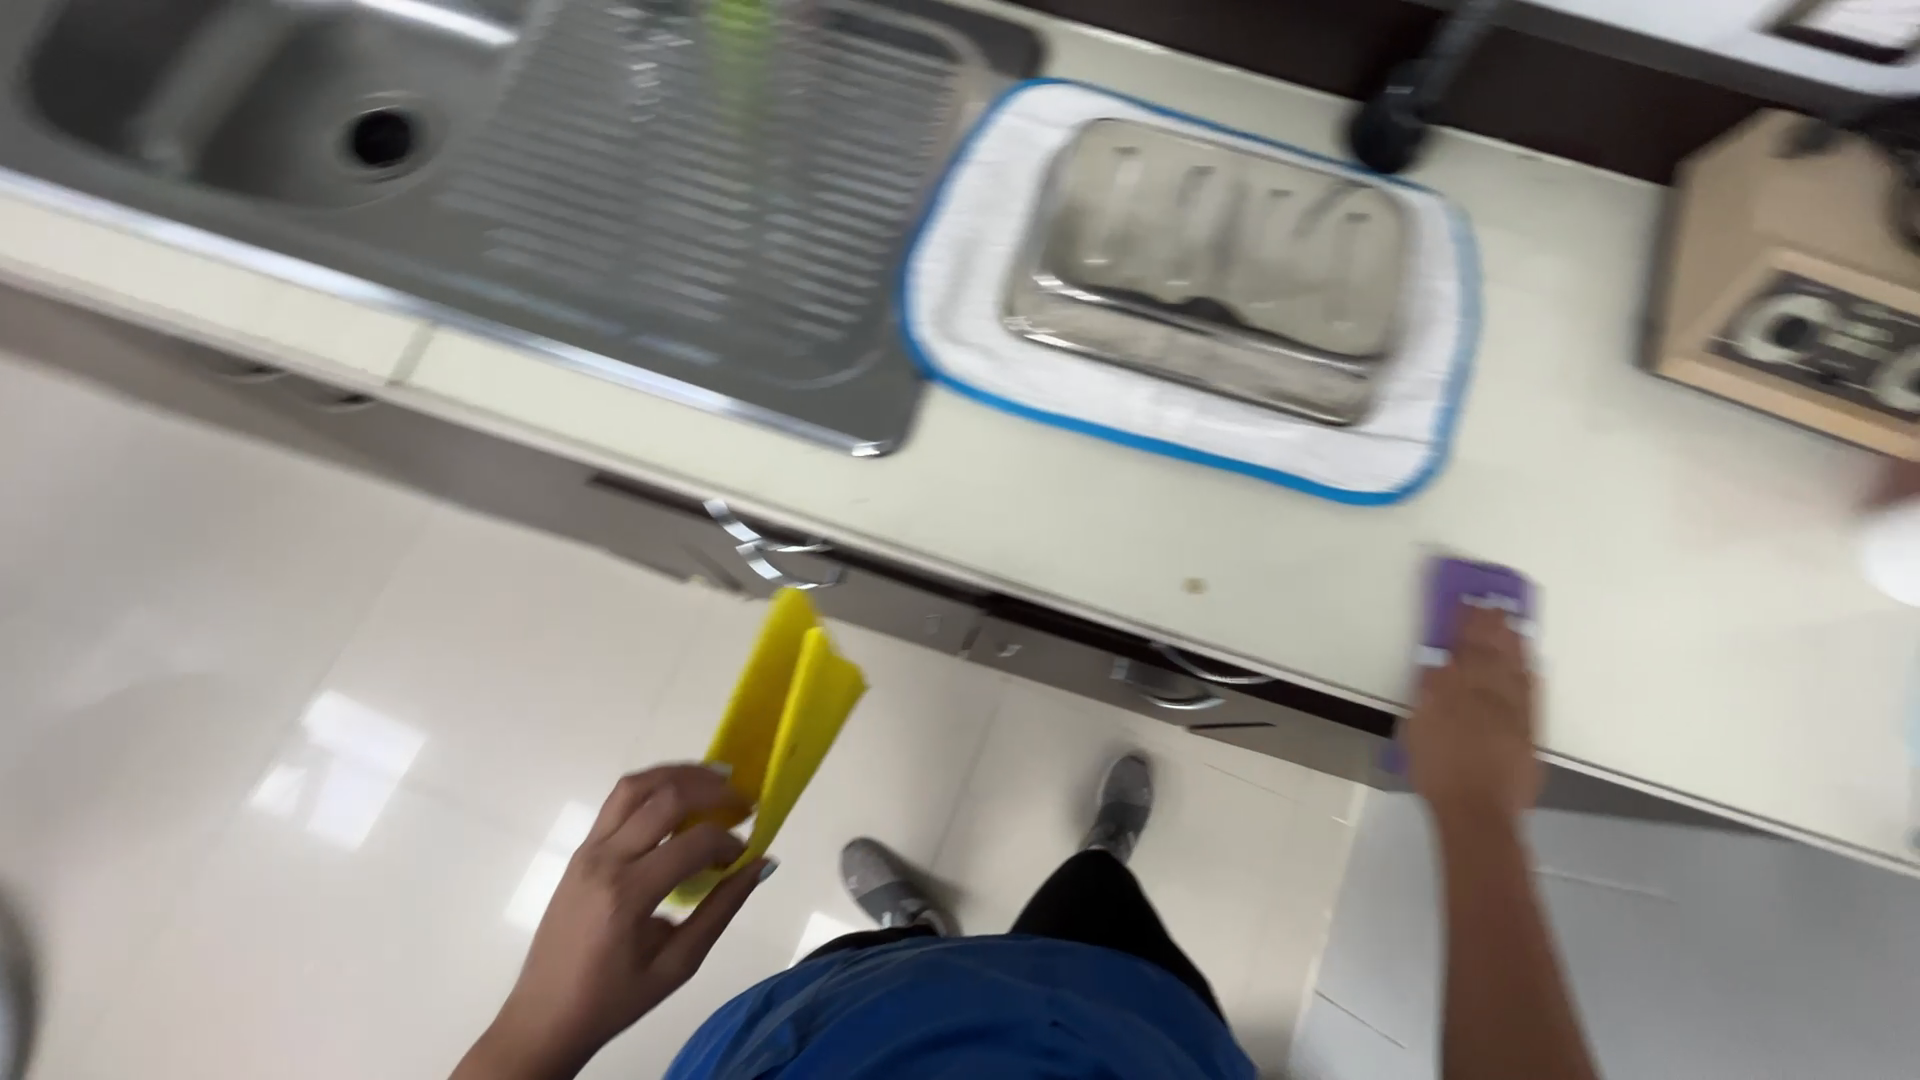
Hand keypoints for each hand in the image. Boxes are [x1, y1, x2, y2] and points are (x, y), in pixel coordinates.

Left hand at [455, 765, 770, 1079]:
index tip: (745, 854)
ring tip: (716, 780)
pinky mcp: (582, 849)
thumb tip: (762, 865)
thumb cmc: (614, 999)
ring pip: (636, 786)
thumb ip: (721, 910)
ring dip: (680, 775)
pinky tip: (681, 797)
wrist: (543, 1018)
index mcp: (627, 895)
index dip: (729, 841)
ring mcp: (588, 850)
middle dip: (713, 791)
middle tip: (744, 801)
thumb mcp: (677, 965)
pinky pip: (619, 801)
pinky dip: (655, 786)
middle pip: (665, 798)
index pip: (693, 843)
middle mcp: (605, 861)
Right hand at [1405, 604, 1541, 823]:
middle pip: (1492, 655)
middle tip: (1493, 603)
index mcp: (1459, 693)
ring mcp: (1514, 714)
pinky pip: (1532, 695)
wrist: (1478, 811)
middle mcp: (1490, 697)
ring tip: (1512, 623)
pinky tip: (1532, 664)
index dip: (1465, 625)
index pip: (1463, 650)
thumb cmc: (1436, 771)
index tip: (1467, 601)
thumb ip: (1431, 693)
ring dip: (1513, 645)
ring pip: (1515, 670)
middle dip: (1491, 628)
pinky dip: (1531, 676)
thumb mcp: (1419, 727)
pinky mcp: (1529, 732)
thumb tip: (1439, 663)